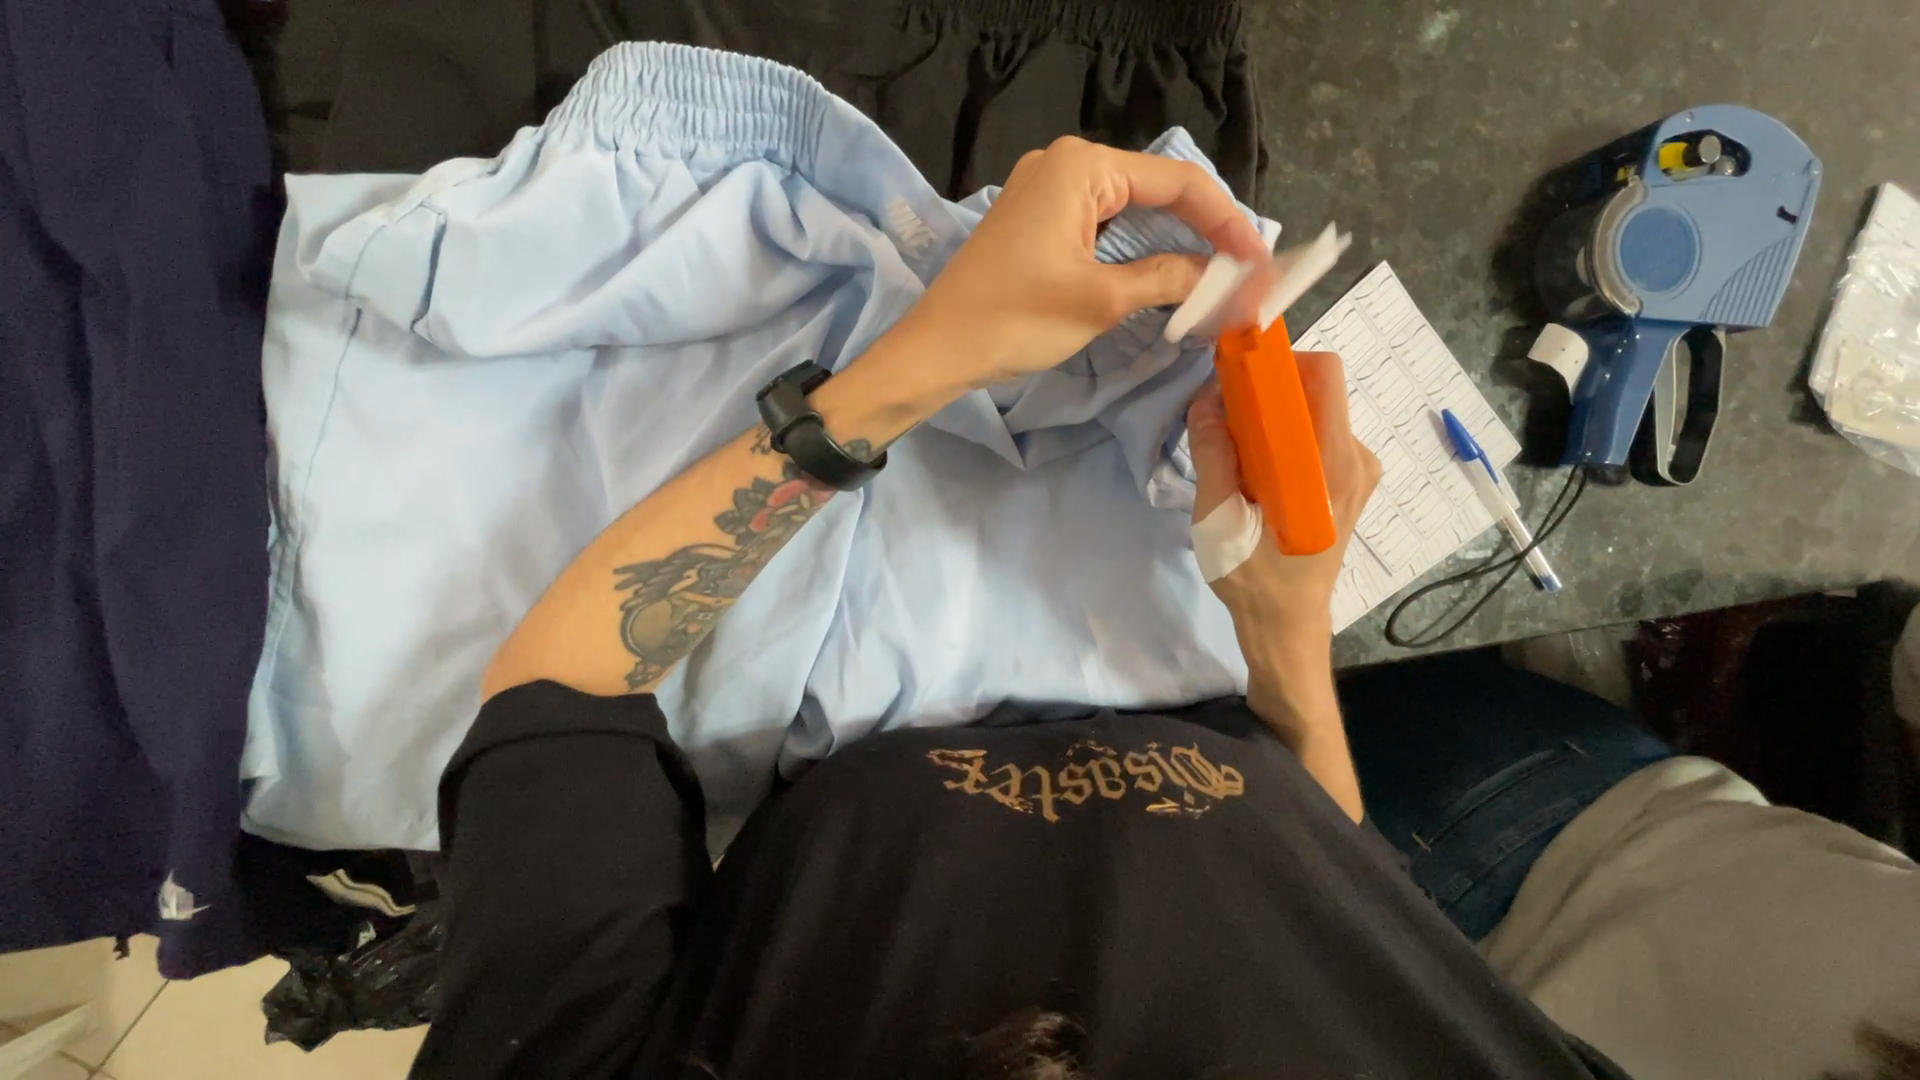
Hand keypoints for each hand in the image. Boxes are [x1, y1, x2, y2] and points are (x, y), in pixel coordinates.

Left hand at [896, 136, 1268, 390]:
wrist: (938, 349)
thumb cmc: (1014, 321)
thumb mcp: (1099, 301)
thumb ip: (1167, 278)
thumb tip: (1222, 275)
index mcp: (1083, 167)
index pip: (1177, 182)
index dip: (1226, 221)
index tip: (1259, 259)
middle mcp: (1066, 163)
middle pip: (1155, 191)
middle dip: (1202, 232)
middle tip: (1242, 272)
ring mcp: (1046, 189)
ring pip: (1129, 210)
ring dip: (1170, 243)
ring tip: (1213, 276)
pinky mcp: (1036, 218)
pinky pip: (1100, 225)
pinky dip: (1134, 249)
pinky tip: (1162, 272)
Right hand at [1187, 352, 1381, 715]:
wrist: (1286, 624)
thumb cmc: (1252, 576)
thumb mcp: (1218, 518)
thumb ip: (1213, 454)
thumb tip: (1206, 399)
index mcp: (1329, 463)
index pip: (1322, 374)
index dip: (1277, 361)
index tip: (1234, 376)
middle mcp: (1355, 457)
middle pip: (1313, 390)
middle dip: (1263, 393)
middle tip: (1220, 422)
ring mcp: (1356, 470)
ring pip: (1310, 413)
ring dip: (1268, 419)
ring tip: (1232, 456)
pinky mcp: (1348, 482)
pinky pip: (1313, 436)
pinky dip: (1280, 439)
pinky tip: (1253, 474)